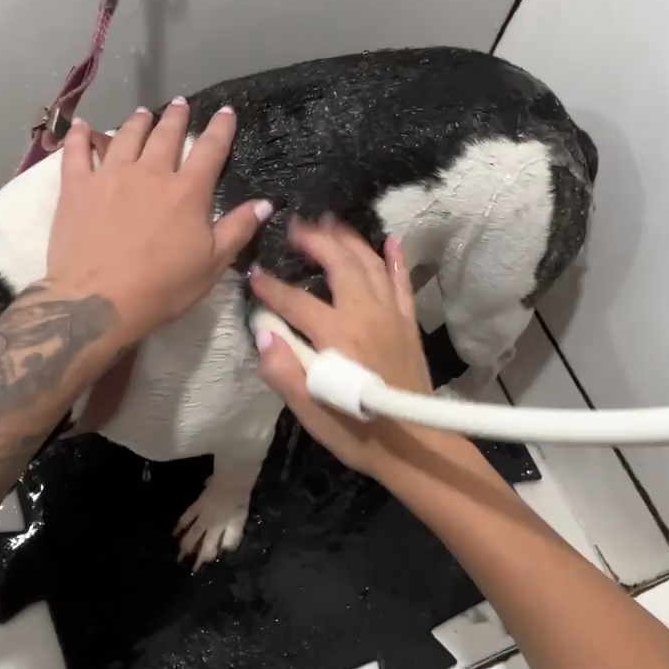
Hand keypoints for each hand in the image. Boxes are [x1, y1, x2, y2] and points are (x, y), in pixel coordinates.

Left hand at [43, 99, 270, 336]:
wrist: (100, 300)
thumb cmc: (164, 286)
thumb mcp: (213, 263)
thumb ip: (238, 228)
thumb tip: (265, 202)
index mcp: (188, 191)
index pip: (210, 150)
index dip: (220, 128)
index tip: (225, 111)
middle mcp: (150, 172)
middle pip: (166, 135)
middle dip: (176, 117)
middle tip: (180, 104)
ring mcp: (110, 175)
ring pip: (125, 136)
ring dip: (137, 121)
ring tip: (143, 112)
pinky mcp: (77, 186)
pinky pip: (77, 151)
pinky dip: (80, 135)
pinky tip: (82, 125)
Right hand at [250, 217, 438, 481]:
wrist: (416, 445)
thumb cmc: (359, 433)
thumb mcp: (311, 412)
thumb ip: (284, 371)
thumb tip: (263, 332)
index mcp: (338, 335)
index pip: (295, 301)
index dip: (270, 288)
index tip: (252, 276)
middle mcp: (366, 314)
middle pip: (339, 264)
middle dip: (315, 240)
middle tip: (294, 226)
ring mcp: (391, 315)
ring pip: (370, 263)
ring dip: (349, 240)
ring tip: (329, 223)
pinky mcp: (408, 323)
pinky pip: (401, 281)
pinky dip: (394, 258)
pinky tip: (389, 240)